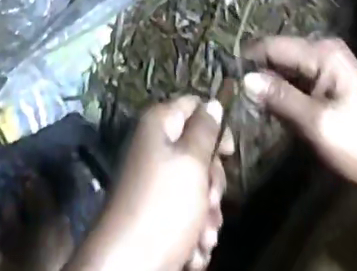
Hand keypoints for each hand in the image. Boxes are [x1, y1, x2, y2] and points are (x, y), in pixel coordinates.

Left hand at [70, 96, 232, 270]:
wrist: (128, 268)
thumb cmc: (163, 207)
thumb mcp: (191, 162)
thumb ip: (205, 130)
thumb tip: (212, 103)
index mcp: (158, 125)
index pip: (193, 105)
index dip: (216, 123)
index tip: (228, 152)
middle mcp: (154, 148)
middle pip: (199, 151)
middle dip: (213, 182)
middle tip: (211, 201)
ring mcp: (154, 184)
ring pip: (197, 189)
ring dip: (207, 215)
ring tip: (202, 237)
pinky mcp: (156, 216)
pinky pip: (186, 215)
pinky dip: (194, 234)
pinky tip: (194, 252)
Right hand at [241, 37, 356, 191]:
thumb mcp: (317, 123)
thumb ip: (280, 98)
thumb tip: (244, 79)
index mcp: (322, 52)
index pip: (272, 46)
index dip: (247, 60)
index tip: (222, 76)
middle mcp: (324, 51)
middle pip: (278, 56)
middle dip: (256, 73)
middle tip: (230, 94)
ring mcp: (328, 67)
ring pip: (286, 70)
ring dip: (269, 86)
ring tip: (242, 103)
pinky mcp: (330, 85)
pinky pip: (297, 82)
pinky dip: (283, 94)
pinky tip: (269, 110)